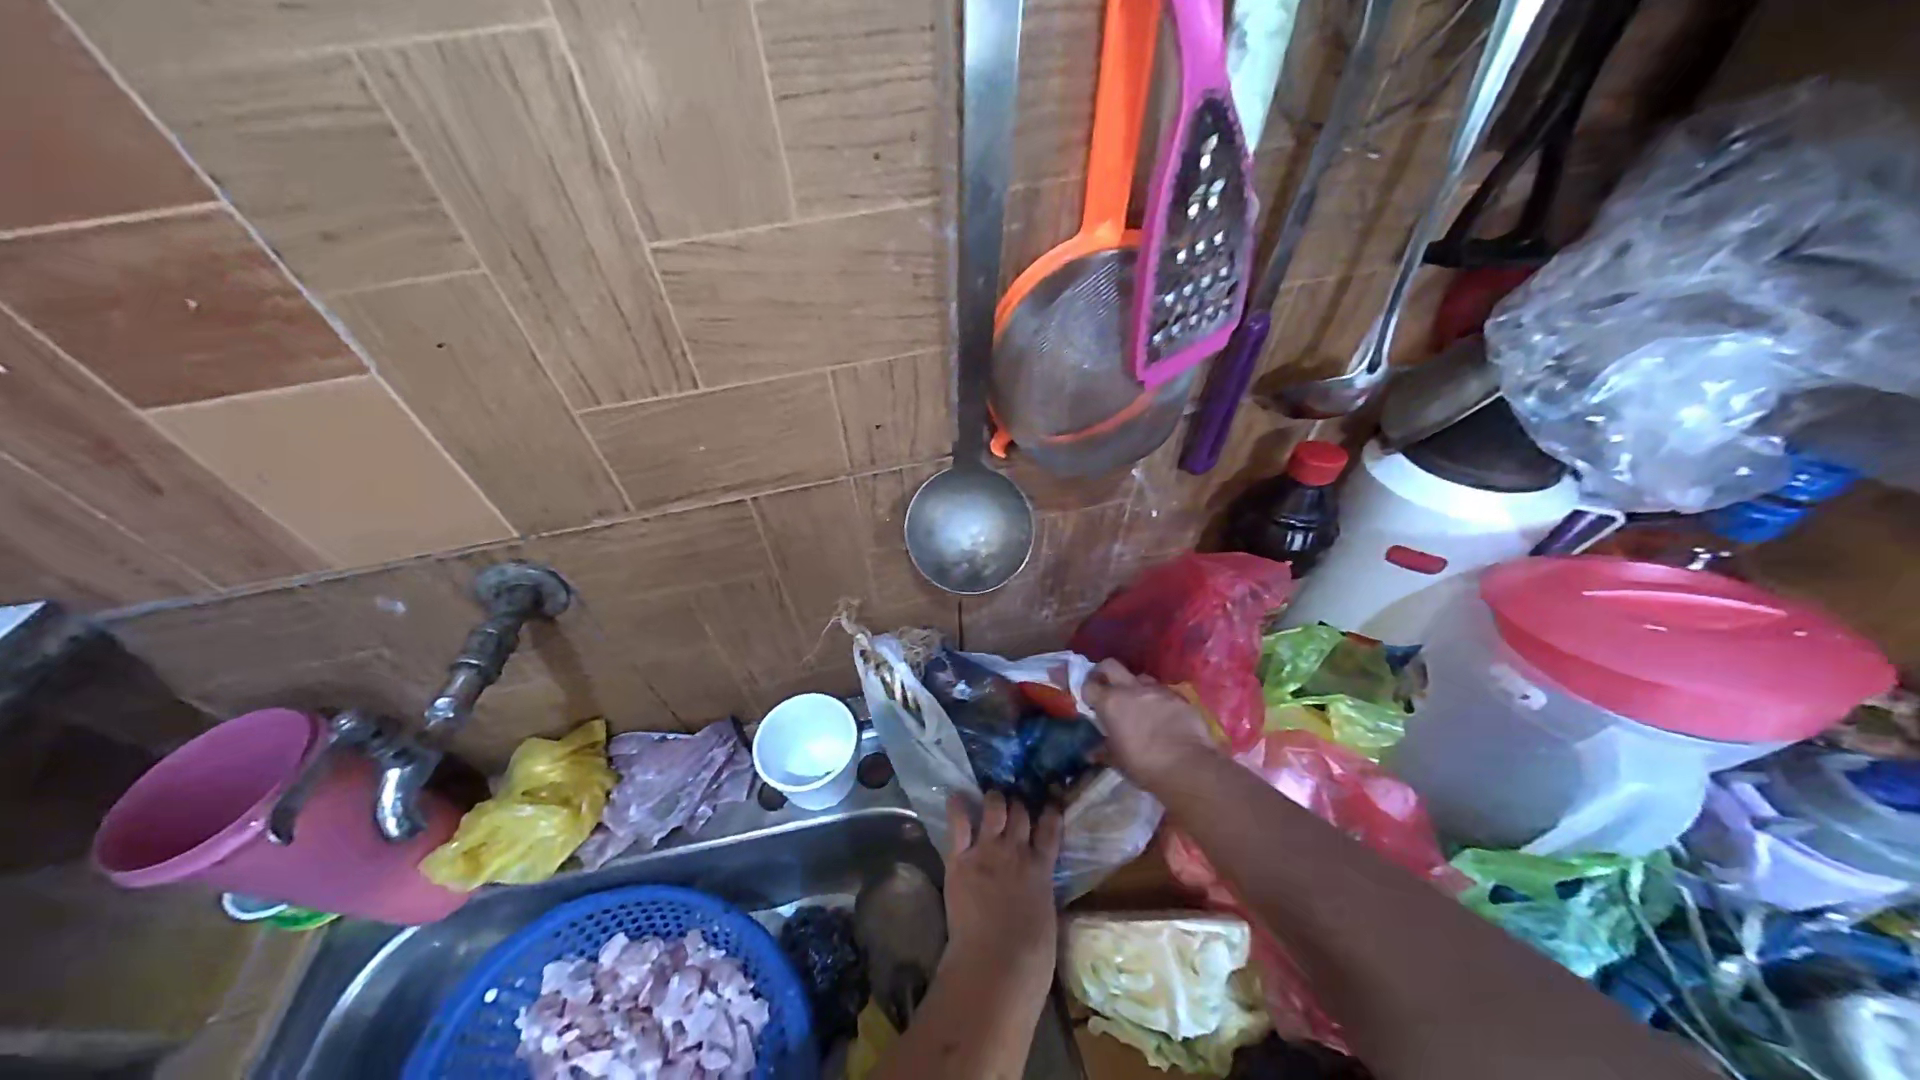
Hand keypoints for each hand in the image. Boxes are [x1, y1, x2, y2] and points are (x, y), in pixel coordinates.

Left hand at [942, 792, 1062, 988]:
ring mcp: (987, 851)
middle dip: (1018, 804)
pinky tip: (956, 796)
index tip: (1048, 801)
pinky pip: (958, 823)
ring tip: (991, 799)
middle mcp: (1016, 851)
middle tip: (1013, 804)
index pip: (1051, 827)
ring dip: (994, 800)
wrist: (996, 964)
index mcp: (1042, 868)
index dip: (1050, 810)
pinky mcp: (960, 859)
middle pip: (1020, 812)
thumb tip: (1036, 885)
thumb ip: (1040, 891)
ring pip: (994, 808)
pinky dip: (957, 806)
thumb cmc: (1030, 957)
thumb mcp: (1046, 916)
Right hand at [1082, 659, 1220, 789]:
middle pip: (1111, 665)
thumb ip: (1103, 749)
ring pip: (1140, 677)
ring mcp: (1157, 690)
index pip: (1089, 685)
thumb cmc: (1145, 766)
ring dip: (1135, 687)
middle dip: (1104, 672)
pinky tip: (1163, 715)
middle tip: (1106, 687)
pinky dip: (1158, 699)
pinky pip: (1163, 692)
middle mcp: (1131, 689)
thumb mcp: (1117, 760)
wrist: (1188, 767)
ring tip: (1138, 703)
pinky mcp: (1179, 697)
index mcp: (1111, 703)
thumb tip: (1091, 752)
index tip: (1090, 701)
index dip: (1087, 691)